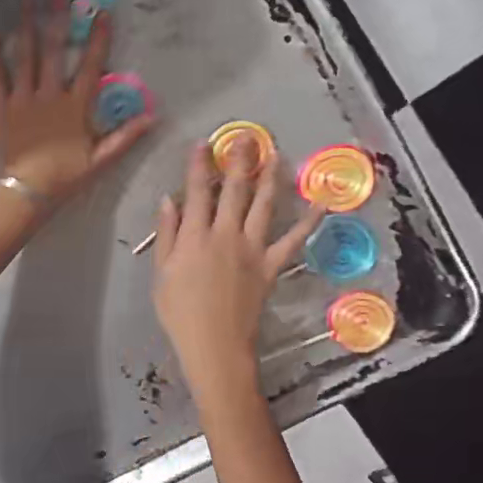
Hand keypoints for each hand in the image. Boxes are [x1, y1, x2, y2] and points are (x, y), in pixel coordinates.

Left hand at [0, 0, 155, 205]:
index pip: (91, 66)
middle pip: (56, 49)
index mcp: (76, 106)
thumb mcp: (99, 160)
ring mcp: (24, 98)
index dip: (99, 38)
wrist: (28, 191)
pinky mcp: (1, 106)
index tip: (103, 13)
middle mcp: (51, 94)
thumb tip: (152, 117)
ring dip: (26, 24)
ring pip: (26, 54)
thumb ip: (124, 137)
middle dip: (58, 17)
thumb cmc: (64, 178)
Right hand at [153, 140, 316, 395]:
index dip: (198, 166)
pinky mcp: (271, 264)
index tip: (201, 145)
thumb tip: (168, 202)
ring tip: (273, 154)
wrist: (214, 344)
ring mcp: (252, 248)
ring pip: (262, 204)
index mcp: (194, 237)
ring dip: (268, 177)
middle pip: (232, 190)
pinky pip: (294, 238)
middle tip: (244, 139)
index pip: (195, 192)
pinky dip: (309, 220)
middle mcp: (225, 234)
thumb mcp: (161, 274)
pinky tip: (321, 202)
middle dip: (237, 161)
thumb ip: (167, 235)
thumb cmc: (180, 314)